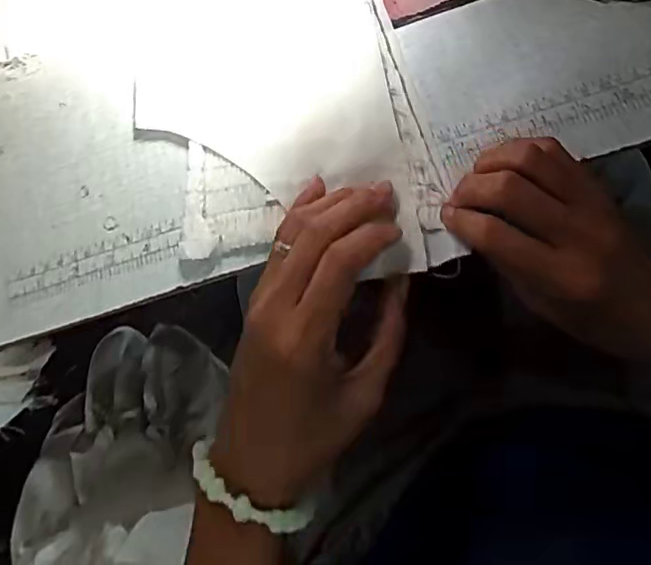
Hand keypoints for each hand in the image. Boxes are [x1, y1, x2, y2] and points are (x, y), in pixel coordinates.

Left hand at [213, 179, 408, 507]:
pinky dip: (298, 212)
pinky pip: (278, 244)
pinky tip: (317, 190)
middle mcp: (276, 307)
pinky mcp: (255, 297)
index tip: (397, 227)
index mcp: (304, 336)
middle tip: (386, 191)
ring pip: (292, 232)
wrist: (250, 462)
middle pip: (313, 236)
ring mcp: (260, 298)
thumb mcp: (365, 394)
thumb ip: (388, 332)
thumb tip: (400, 278)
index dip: (370, 235)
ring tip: (363, 189)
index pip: (338, 262)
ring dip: (329, 204)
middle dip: (353, 206)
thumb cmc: (313, 437)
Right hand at [441, 138, 650, 361]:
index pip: (499, 236)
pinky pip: (553, 150)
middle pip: (510, 189)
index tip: (446, 214)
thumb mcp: (543, 306)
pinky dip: (520, 148)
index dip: (463, 220)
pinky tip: (506, 162)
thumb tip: (468, 224)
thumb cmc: (595, 319)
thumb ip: (506, 263)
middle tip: (458, 195)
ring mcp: (590, 202)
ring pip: (531, 158)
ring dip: (493, 159)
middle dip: (471, 187)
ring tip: (479, 174)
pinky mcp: (596, 184)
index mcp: (563, 276)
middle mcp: (577, 232)